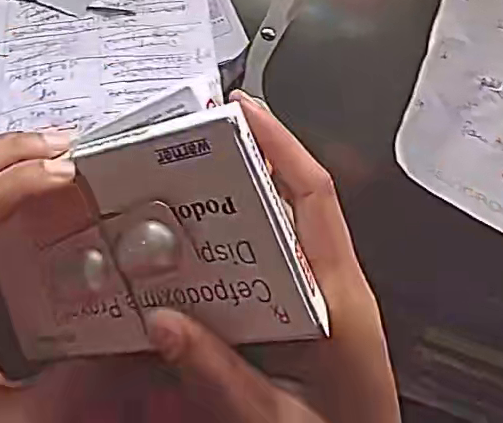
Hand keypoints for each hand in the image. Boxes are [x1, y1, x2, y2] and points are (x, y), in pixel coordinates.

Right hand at [143, 91, 397, 422]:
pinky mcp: (308, 310)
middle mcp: (333, 282)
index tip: (244, 110)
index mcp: (339, 294)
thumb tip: (163, 323)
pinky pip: (272, 254)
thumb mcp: (276, 420)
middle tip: (204, 135)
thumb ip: (220, 377)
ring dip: (242, 194)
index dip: (279, 142)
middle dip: (250, 156)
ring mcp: (322, 293)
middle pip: (290, 195)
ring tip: (197, 177)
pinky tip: (207, 243)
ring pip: (279, 222)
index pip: (313, 191)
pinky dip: (241, 235)